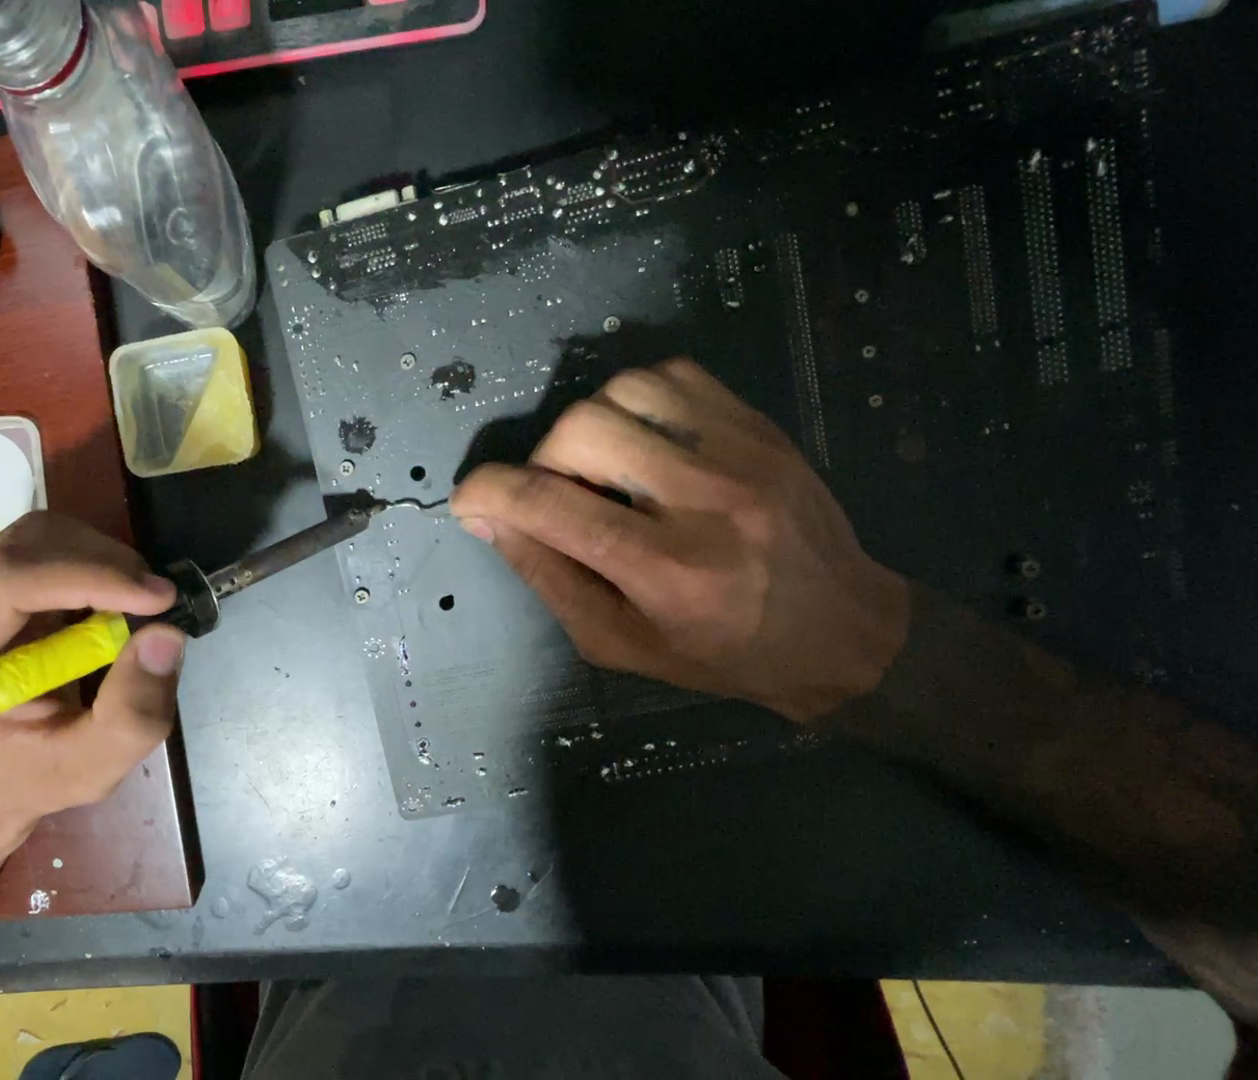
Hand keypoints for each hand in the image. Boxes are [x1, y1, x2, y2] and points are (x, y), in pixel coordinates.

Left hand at [0, 513, 185, 832]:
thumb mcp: (93, 767)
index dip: (86, 577)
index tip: (159, 596)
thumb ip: (132, 713)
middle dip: (104, 565)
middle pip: (24, 547)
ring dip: (103, 561)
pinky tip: (108, 602)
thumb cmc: (36, 775)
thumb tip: (165, 633)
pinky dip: (93, 561)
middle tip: (157, 605)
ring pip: (39, 535)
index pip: (5, 584)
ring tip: (134, 608)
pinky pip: (44, 542)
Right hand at [450, 358, 910, 722]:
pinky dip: (632, 400)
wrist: (840, 631)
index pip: (549, 506)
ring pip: (621, 391)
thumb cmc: (718, 652)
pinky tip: (639, 440)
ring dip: (587, 427)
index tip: (468, 501)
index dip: (488, 494)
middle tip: (556, 495)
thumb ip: (546, 576)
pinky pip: (670, 376)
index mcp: (665, 570)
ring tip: (601, 467)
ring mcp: (740, 453)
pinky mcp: (759, 426)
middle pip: (581, 431)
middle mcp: (705, 500)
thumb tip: (488, 518)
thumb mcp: (617, 641)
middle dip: (542, 460)